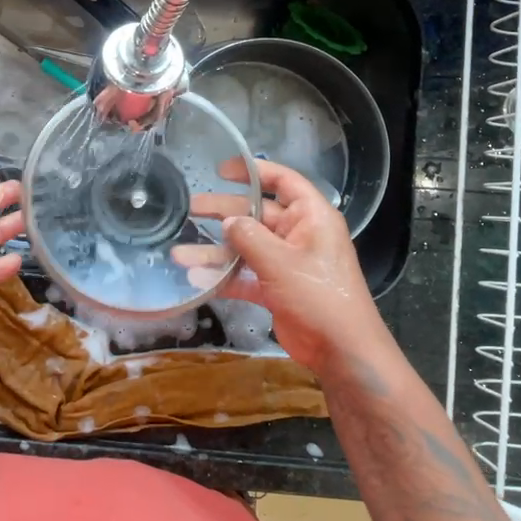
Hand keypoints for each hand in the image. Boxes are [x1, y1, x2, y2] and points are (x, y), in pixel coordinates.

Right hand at [179, 160, 382, 373]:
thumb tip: (227, 221)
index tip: (222, 170)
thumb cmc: (318, 296)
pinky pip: (245, 275)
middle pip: (257, 214)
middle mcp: (299, 235)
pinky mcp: (277, 288)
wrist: (340, 350)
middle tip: (190, 208)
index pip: (283, 181)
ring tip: (179, 252)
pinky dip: (224, 277)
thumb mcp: (280, 262)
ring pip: (246, 247)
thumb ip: (249, 237)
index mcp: (311, 217)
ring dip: (216, 250)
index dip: (254, 171)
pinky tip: (195, 280)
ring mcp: (287, 262)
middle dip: (223, 211)